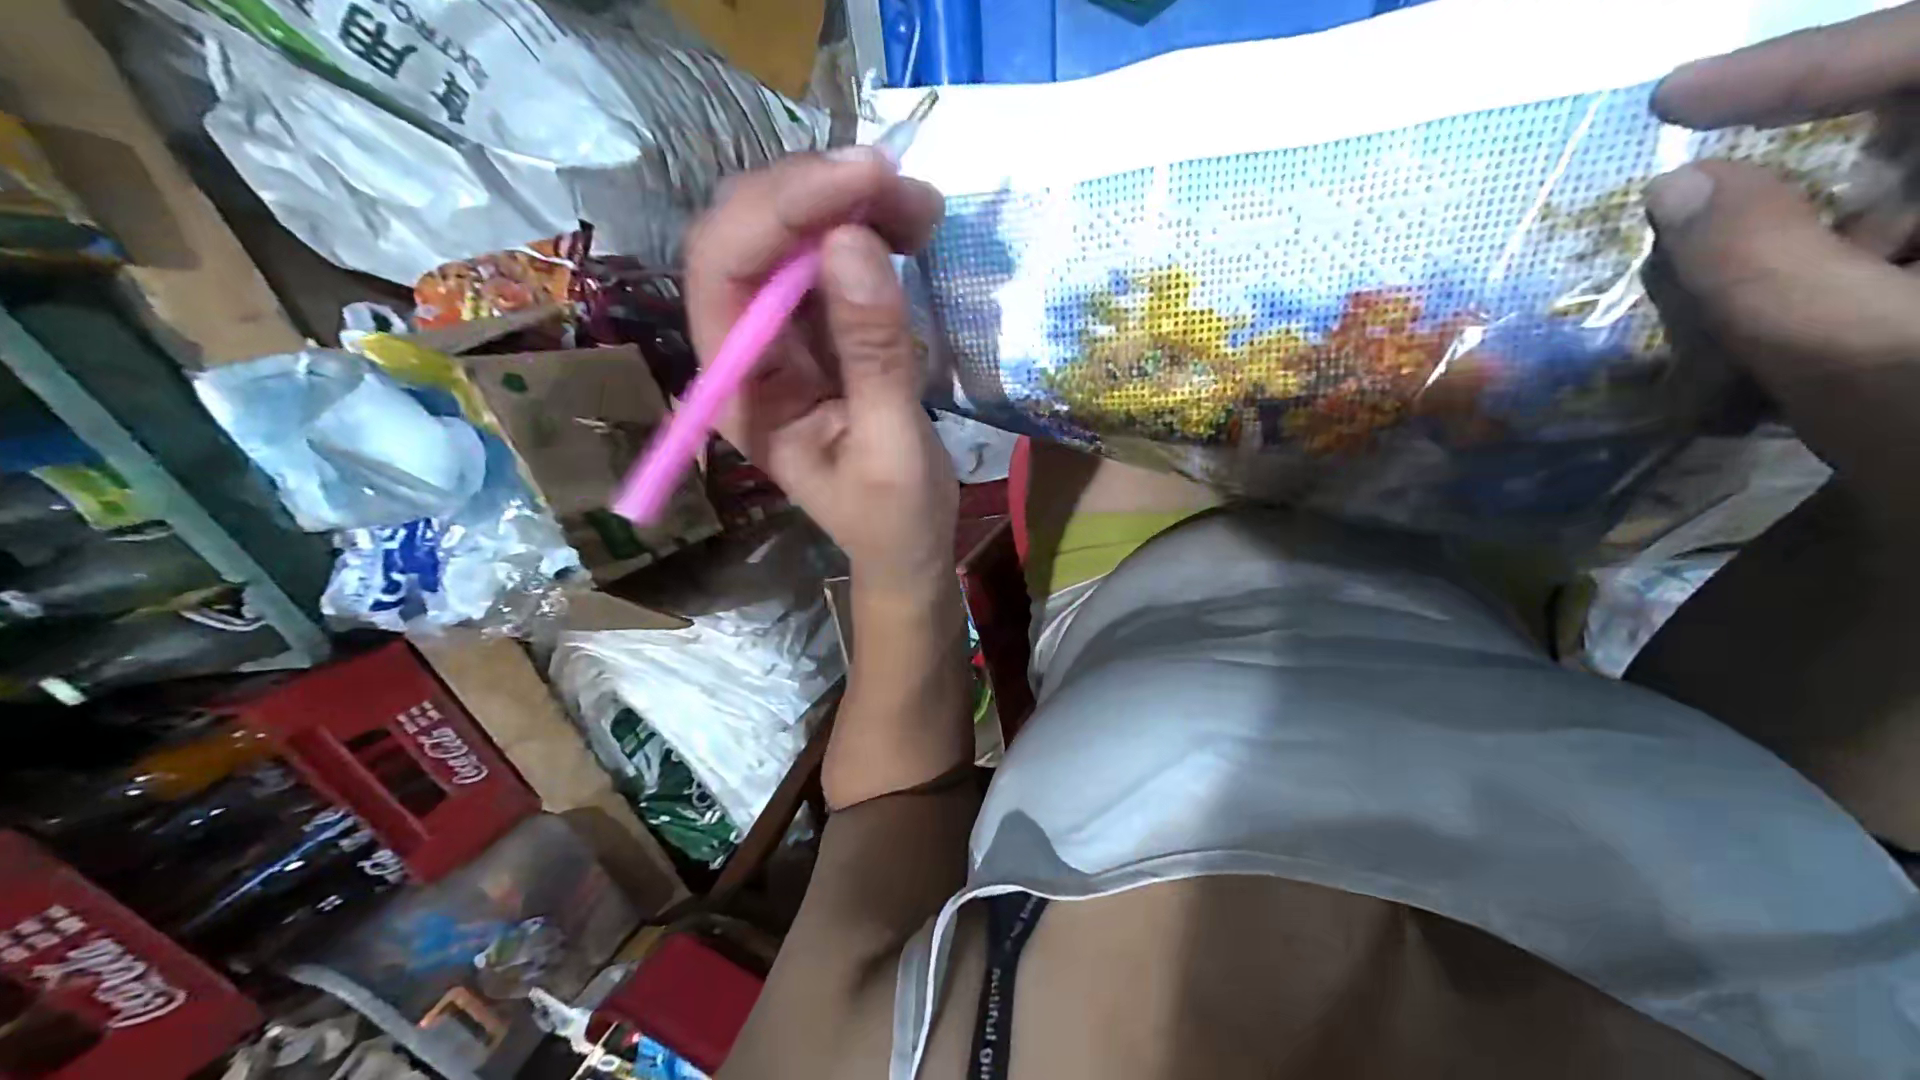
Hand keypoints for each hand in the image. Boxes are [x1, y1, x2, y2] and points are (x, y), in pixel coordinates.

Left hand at [683, 150, 956, 590]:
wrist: (909, 545)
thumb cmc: (893, 519)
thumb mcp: (889, 445)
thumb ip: (871, 353)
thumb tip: (852, 242)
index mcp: (740, 387)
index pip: (725, 270)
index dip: (781, 212)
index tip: (861, 181)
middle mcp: (746, 346)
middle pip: (748, 233)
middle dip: (817, 195)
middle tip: (899, 183)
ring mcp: (784, 332)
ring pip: (790, 232)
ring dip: (849, 202)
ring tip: (920, 207)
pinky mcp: (823, 327)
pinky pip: (831, 254)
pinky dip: (869, 226)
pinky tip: (912, 226)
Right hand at [1646, 4, 1919, 527]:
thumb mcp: (1853, 357)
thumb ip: (1758, 263)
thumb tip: (1678, 190)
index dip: (1807, 64)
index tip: (1674, 98)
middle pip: (1918, 122)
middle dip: (1814, 176)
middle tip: (1725, 244)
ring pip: (1908, 182)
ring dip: (1823, 236)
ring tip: (1777, 315)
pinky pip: (1902, 235)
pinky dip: (1849, 266)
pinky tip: (1821, 325)